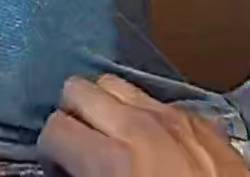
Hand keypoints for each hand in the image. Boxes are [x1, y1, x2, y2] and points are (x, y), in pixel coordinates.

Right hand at [40, 74, 249, 175]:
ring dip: (103, 107)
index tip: (58, 168)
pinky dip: (139, 112)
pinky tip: (148, 140)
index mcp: (115, 162)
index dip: (50, 150)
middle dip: (71, 117)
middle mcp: (138, 126)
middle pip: (76, 88)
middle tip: (79, 149)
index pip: (55, 128)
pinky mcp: (199, 119)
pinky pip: (152, 97)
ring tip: (109, 137)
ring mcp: (171, 116)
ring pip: (112, 82)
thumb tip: (68, 169)